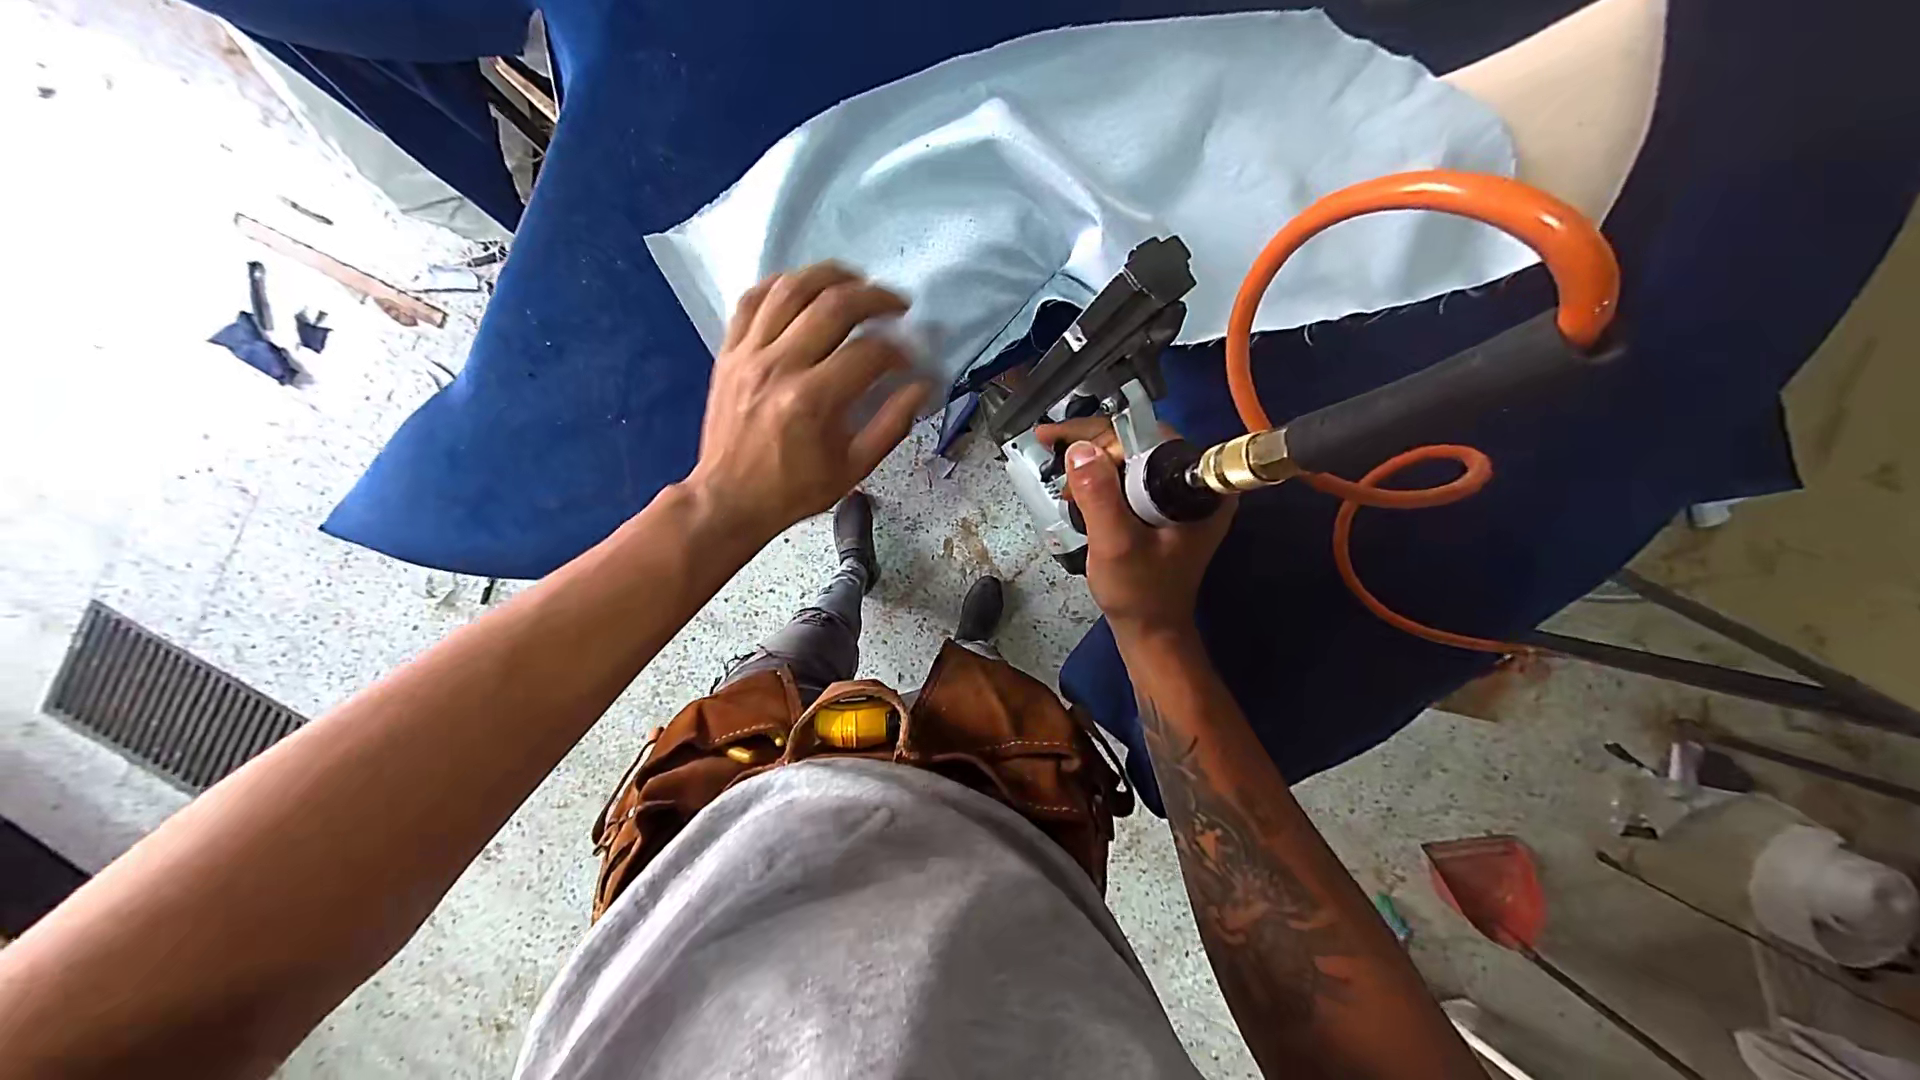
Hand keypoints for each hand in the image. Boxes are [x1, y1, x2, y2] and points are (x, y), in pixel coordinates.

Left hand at [685, 263, 929, 538]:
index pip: (869, 353)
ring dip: (830, 276)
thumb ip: (892, 424)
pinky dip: (780, 284)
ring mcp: (749, 355)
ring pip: (791, 289)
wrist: (728, 499)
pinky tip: (804, 287)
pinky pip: (752, 300)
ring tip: (856, 282)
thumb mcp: (854, 467)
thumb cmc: (794, 489)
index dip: (899, 352)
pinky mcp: (729, 352)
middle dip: (875, 298)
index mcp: (813, 400)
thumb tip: (922, 387)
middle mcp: (779, 367)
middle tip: (896, 305)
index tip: (908, 362)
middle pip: (834, 306)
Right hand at [1055, 431, 1234, 638]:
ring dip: (1093, 464)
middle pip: (1138, 442)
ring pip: (1131, 457)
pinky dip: (1101, 479)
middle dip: (1092, 448)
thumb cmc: (1138, 593)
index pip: (1148, 438)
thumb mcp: (1115, 544)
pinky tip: (1079, 492)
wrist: (1150, 629)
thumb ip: (1099, 496)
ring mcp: (1179, 496)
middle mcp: (1194, 484)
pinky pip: (1130, 477)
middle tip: (1053, 455)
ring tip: (1066, 485)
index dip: (1103, 437)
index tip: (1061, 440)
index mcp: (1198, 489)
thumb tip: (1079, 449)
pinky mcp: (1164, 507)